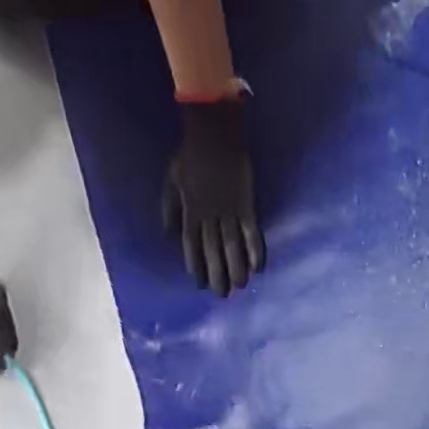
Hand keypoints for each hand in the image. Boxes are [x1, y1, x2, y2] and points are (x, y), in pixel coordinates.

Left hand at [162, 98, 265, 296]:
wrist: (214, 132)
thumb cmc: (190, 155)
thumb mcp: (171, 179)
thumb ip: (170, 208)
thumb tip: (170, 234)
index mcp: (190, 210)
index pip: (192, 245)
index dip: (196, 266)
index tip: (200, 284)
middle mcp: (209, 215)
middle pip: (213, 251)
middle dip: (217, 274)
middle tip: (222, 296)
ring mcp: (229, 211)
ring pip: (232, 246)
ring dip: (236, 268)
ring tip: (240, 287)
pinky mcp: (246, 205)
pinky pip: (251, 232)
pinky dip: (254, 250)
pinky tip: (258, 268)